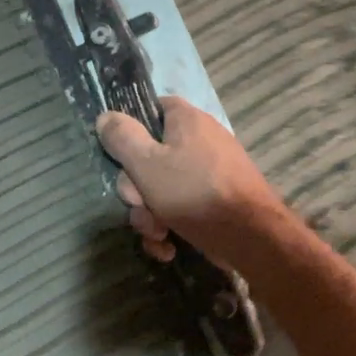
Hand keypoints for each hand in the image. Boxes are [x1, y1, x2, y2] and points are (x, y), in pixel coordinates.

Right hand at [95, 97, 281, 264]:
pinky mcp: (216, 201)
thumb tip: (105, 116)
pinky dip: (170, 227)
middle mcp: (201, 141)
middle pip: (151, 157)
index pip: (153, 108)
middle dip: (137, 190)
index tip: (119, 154)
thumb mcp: (145, 163)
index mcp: (186, 121)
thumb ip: (122, 138)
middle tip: (138, 205)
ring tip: (157, 234)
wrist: (250, 236)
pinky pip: (182, 207)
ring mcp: (211, 172)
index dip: (131, 128)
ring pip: (163, 189)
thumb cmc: (193, 192)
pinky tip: (168, 247)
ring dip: (150, 215)